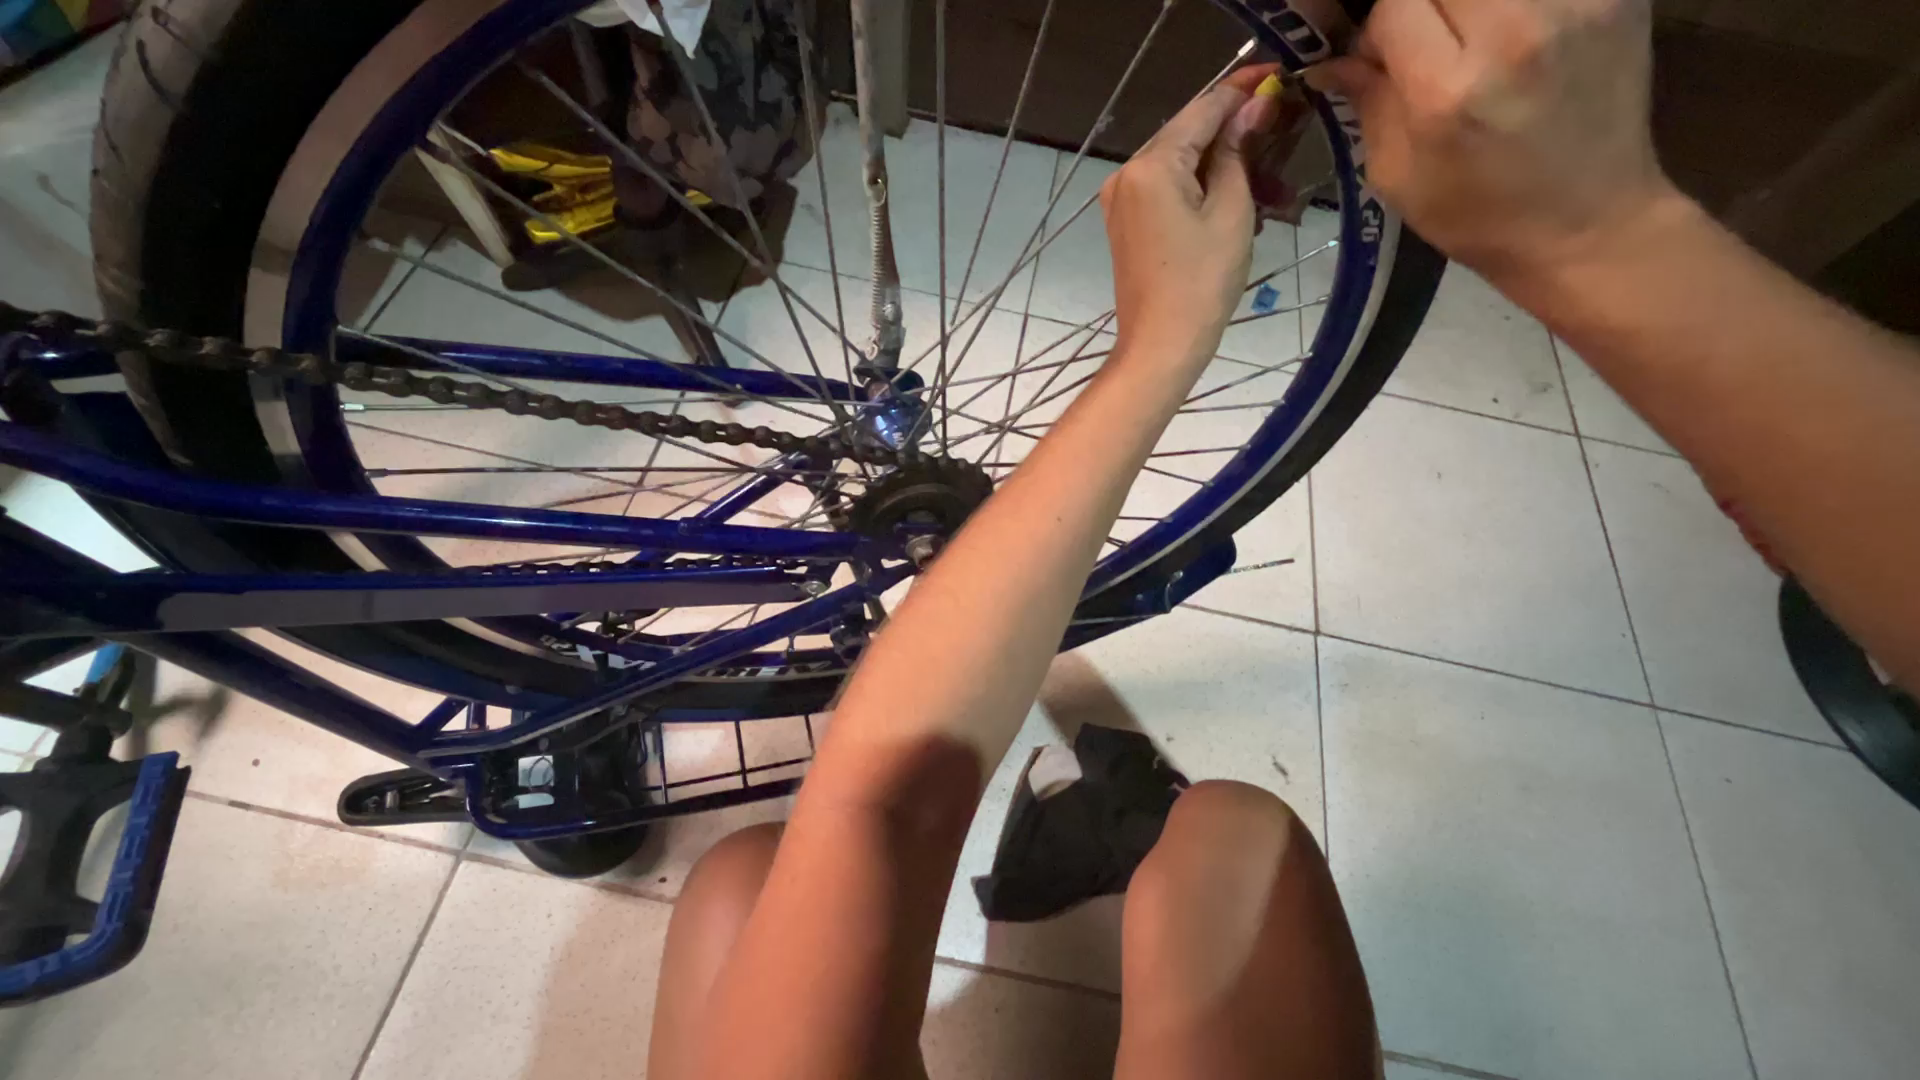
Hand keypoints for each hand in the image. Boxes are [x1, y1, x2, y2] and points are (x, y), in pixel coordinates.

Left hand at [1101, 66, 1284, 351]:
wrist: (1160, 346)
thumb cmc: (1202, 283)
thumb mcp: (1231, 211)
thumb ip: (1238, 152)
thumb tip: (1253, 107)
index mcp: (1151, 165)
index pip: (1204, 108)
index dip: (1242, 90)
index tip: (1278, 78)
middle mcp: (1127, 173)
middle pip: (1189, 135)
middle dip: (1237, 136)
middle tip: (1282, 139)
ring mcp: (1120, 200)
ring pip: (1180, 164)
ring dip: (1224, 169)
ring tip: (1270, 192)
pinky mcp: (1125, 222)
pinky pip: (1167, 190)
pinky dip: (1201, 191)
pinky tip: (1237, 207)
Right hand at [1307, 0, 1680, 281]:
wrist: (1585, 223)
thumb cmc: (1476, 214)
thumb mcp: (1397, 177)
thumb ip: (1369, 102)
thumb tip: (1335, 58)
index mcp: (1447, 91)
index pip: (1394, 5)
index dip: (1379, 26)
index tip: (1382, 56)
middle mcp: (1513, 34)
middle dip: (1424, 5)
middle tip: (1428, 40)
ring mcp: (1576, 5)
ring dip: (1470, 4)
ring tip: (1472, 36)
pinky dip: (1517, 5)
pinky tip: (1516, 32)